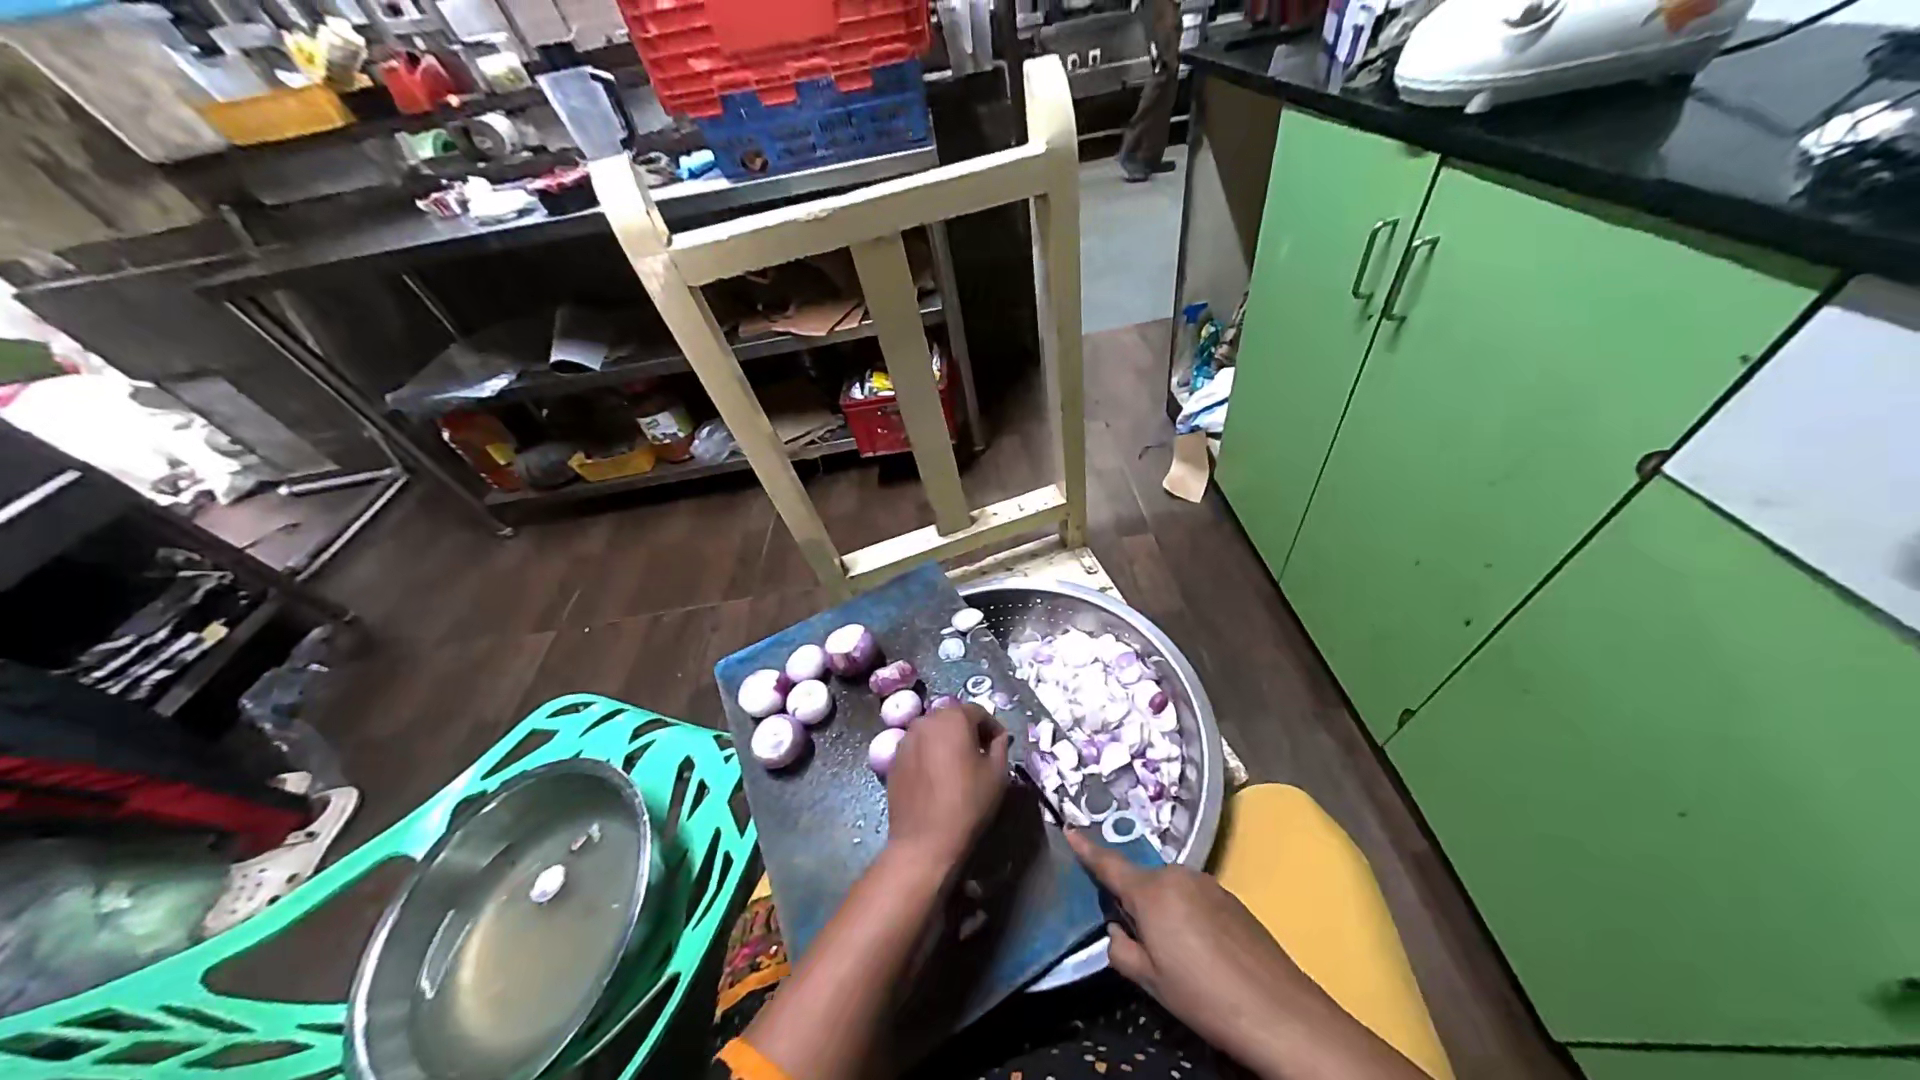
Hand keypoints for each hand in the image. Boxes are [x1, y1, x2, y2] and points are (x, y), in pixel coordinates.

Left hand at [886, 703, 1009, 874]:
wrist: (925, 840)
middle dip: (968, 731)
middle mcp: (925, 720)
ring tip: (957, 766)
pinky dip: (930, 754)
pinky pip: (918, 747)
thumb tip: (997, 737)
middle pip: (953, 718)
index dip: (992, 728)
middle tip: (980, 755)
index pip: (978, 712)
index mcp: (952, 718)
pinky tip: (936, 777)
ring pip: (933, 732)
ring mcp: (905, 739)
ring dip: (947, 742)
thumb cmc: (968, 803)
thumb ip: (1000, 746)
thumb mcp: (997, 773)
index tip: (999, 747)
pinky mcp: (894, 758)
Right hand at [1066, 829, 1426, 1079]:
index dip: (1086, 849)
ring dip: (1165, 910)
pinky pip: (1195, 898)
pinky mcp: (1232, 898)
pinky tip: (1205, 952)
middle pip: (1143, 881)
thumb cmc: (1204, 997)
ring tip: (1177, 953)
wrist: (1280, 1013)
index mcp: (1151, 892)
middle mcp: (1178, 876)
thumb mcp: (1150, 981)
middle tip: (1141, 941)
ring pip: (1171, 890)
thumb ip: (1121, 948)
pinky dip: (1188, 915)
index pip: (1110, 864)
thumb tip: (1118, 930)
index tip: (1069, 829)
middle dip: (1136, 902)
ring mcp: (1209, 884)